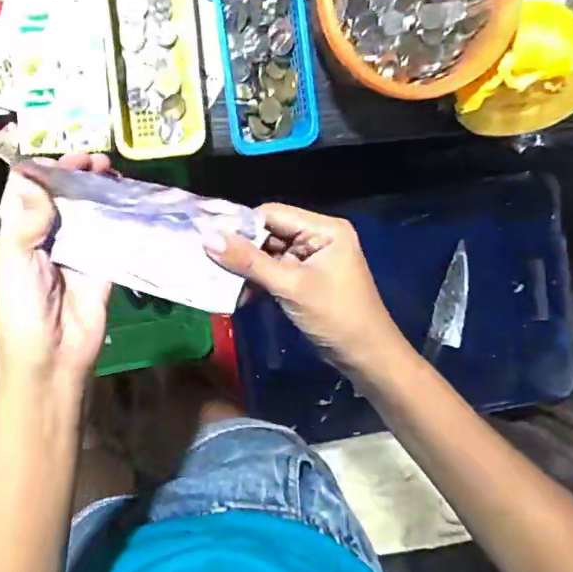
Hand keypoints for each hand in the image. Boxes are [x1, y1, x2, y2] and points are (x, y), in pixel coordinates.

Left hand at [0, 154, 113, 388]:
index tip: (63, 157)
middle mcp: (47, 238)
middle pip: (62, 198)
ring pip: (89, 212)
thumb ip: (26, 219)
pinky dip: (120, 217)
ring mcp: (77, 251)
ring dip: (99, 192)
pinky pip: (112, 235)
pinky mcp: (103, 266)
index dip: (44, 171)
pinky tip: (130, 200)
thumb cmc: (22, 309)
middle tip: (95, 161)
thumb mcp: (13, 260)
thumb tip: (39, 177)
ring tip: (112, 174)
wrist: (52, 358)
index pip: (27, 192)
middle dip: (76, 176)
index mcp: (17, 234)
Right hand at [202, 203, 402, 372]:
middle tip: (205, 258)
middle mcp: (319, 237)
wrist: (367, 357)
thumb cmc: (335, 317)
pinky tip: (237, 295)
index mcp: (324, 229)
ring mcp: (313, 259)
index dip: (239, 224)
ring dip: (246, 268)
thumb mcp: (290, 287)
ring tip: (217, 279)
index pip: (272, 214)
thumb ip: (249, 262)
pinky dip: (258, 281)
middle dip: (240, 248)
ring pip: (269, 253)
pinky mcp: (307, 279)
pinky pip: (275, 271)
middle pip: (269, 232)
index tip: (206, 236)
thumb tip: (208, 238)